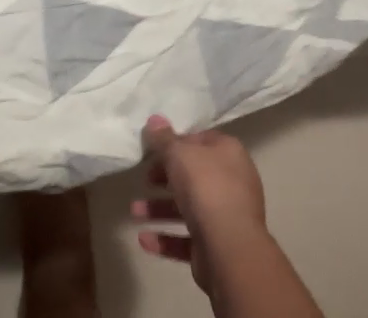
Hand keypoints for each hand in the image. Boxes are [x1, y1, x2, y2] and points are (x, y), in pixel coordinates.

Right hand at [131, 115, 268, 293]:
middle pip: (193, 176)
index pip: (202, 140)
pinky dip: (165, 238)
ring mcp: (226, 217)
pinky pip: (186, 239)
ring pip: (188, 208)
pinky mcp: (216, 246)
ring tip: (134, 212)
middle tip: (145, 178)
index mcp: (229, 154)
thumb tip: (154, 119)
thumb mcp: (179, 153)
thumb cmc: (205, 187)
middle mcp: (232, 183)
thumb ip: (164, 138)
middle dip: (164, 178)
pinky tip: (143, 239)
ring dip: (159, 209)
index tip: (153, 148)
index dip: (177, 142)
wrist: (229, 248)